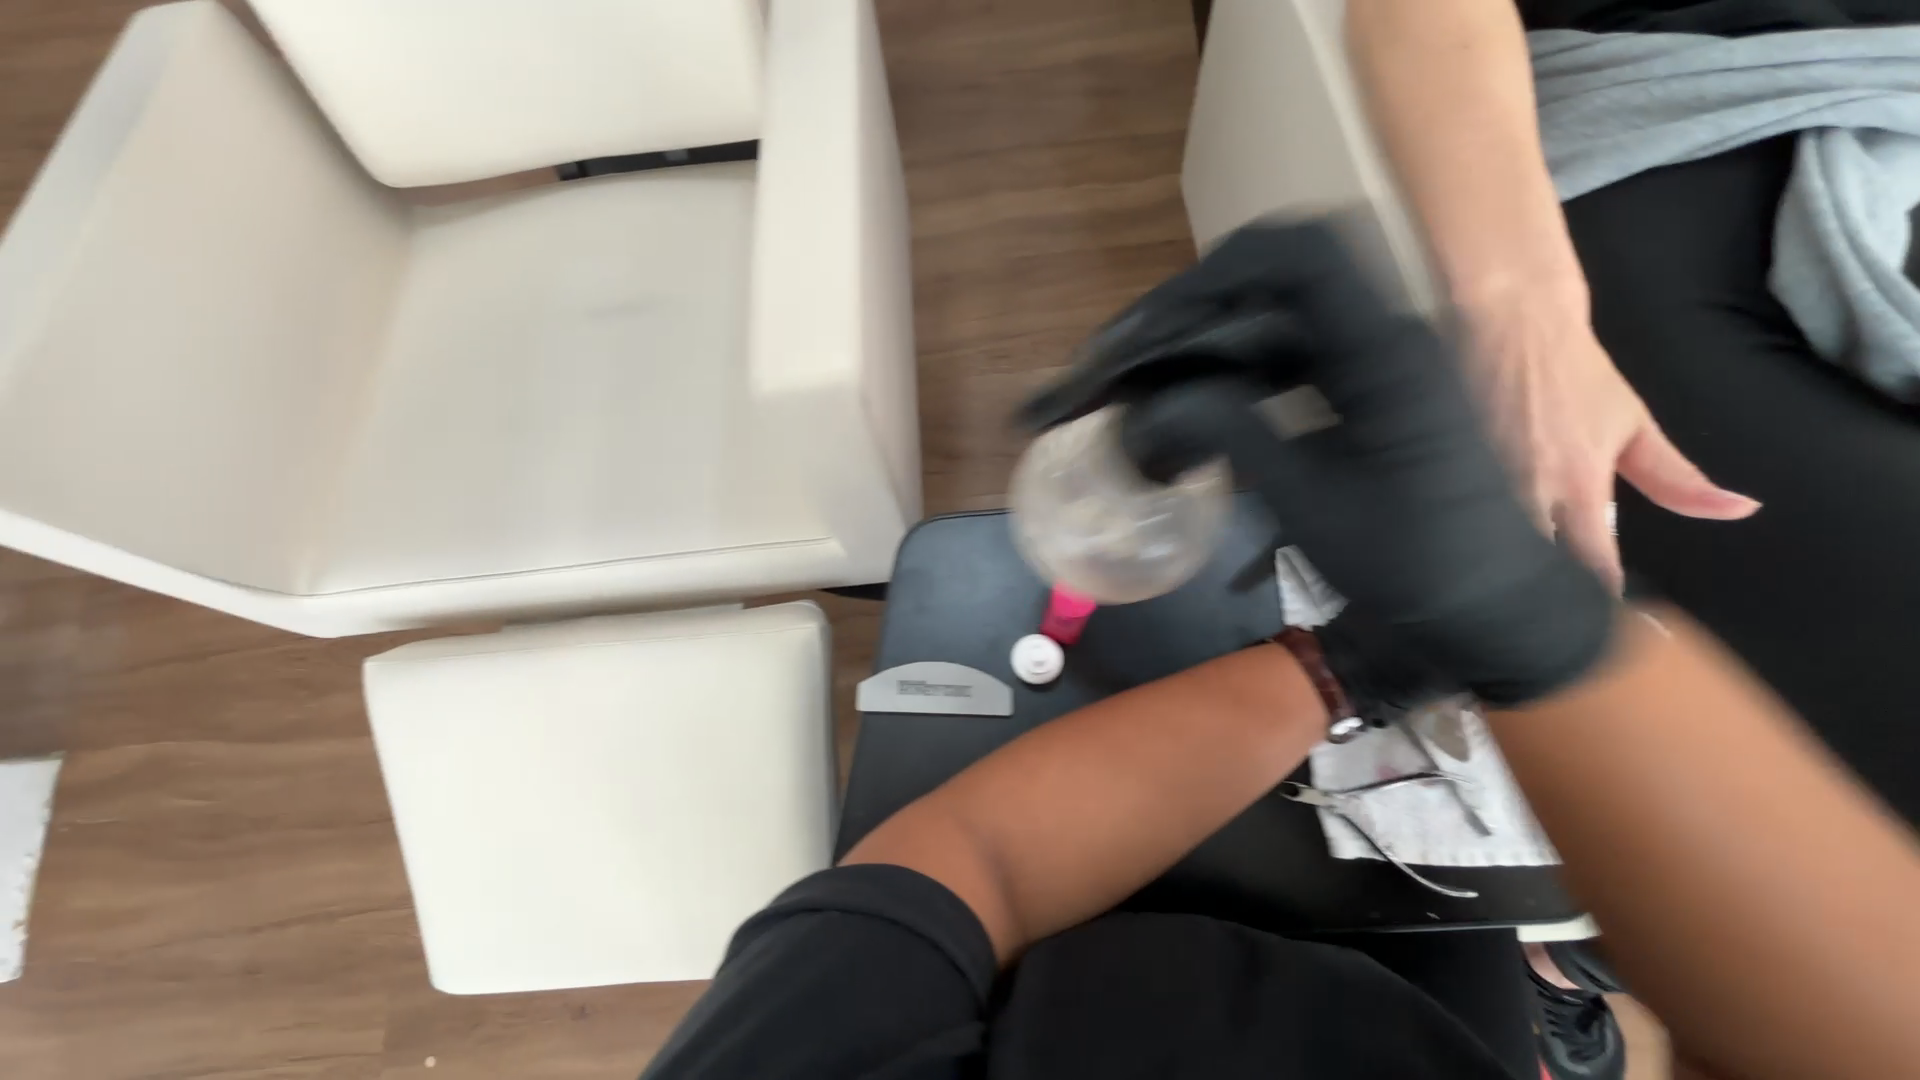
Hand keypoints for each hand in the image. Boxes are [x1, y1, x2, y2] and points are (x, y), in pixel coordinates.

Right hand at [1026, 221, 1618, 706]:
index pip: (1298, 257)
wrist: (1490, 599)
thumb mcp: (1311, 501)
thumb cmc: (1411, 560)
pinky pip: (1298, 351)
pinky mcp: (1374, 384)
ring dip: (1217, 335)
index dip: (1218, 271)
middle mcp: (1386, 333)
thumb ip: (1234, 434)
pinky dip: (1243, 364)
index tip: (1156, 320)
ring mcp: (1382, 357)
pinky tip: (1204, 399)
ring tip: (1155, 375)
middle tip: (1139, 351)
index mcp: (1384, 348)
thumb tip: (1150, 405)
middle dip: (1201, 306)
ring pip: (1284, 314)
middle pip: (1281, 278)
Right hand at [1462, 301, 1759, 589]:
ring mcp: (1476, 479)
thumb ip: (1675, 477)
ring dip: (1491, 564)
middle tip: (1535, 609)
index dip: (1595, 595)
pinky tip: (1455, 545)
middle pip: (1527, 563)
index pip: (1588, 561)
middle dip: (1533, 590)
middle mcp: (1526, 489)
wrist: (1512, 324)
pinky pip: (1449, 514)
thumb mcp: (1632, 422)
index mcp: (1577, 484)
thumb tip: (1737, 512)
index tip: (1593, 618)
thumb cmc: (1575, 373)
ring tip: (1491, 587)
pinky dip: (1457, 534)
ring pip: (1482, 544)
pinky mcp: (1439, 466)